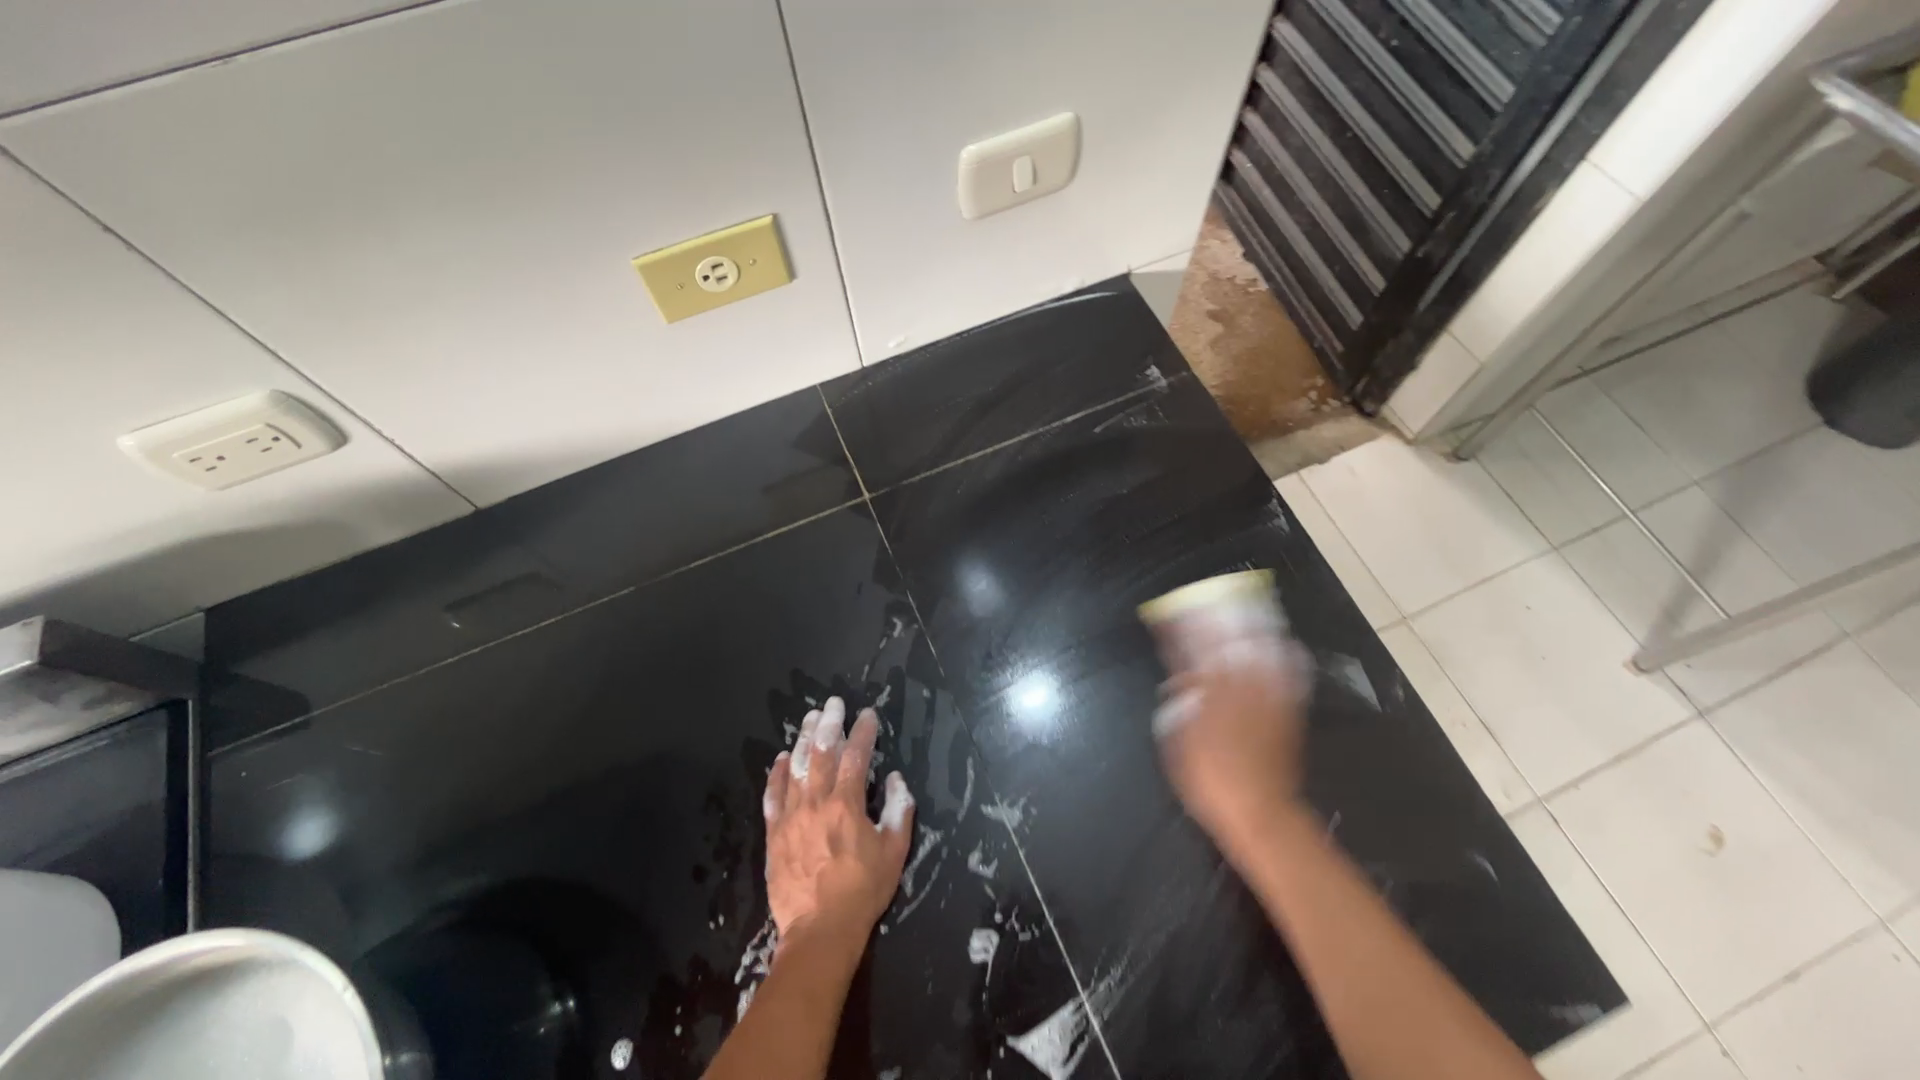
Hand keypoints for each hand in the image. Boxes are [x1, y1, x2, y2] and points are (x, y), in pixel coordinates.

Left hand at [763, 698, 914, 953]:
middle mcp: (816, 802)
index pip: (856, 757)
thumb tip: (895, 780)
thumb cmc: (863, 890)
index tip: (868, 714)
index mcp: (847, 804)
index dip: (863, 732)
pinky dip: (777, 774)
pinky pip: (772, 796)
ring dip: (804, 740)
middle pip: (822, 753)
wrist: (820, 928)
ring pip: (796, 768)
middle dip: (829, 724)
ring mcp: (791, 816)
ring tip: (809, 718)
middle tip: (833, 703)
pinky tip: (782, 758)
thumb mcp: (894, 851)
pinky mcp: (774, 833)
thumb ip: (897, 810)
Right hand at [1147, 609, 1314, 864]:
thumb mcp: (1180, 744)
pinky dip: (1285, 655)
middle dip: (1220, 619)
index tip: (1172, 612)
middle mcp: (1243, 689)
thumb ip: (1180, 707)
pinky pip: (1289, 674)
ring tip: (1250, 609)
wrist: (1260, 813)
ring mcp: (1270, 699)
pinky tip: (1285, 646)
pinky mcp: (1288, 713)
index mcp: (1211, 694)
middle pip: (1231, 644)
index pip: (1193, 652)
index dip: (1182, 629)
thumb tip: (1178, 681)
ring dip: (1254, 629)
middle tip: (1213, 599)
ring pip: (1263, 654)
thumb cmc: (1210, 780)